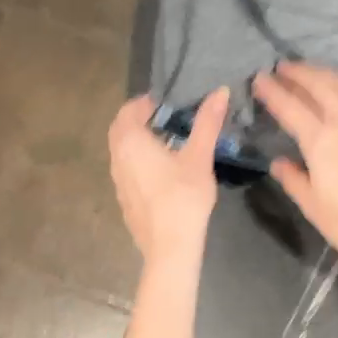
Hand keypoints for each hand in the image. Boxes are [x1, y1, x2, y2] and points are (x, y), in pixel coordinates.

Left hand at [108, 88, 229, 265]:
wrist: (170, 246)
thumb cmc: (184, 197)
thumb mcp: (199, 157)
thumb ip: (207, 123)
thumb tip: (220, 91)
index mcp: (130, 141)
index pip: (129, 110)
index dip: (146, 103)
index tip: (168, 104)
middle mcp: (117, 158)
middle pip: (121, 130)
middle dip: (139, 121)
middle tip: (166, 122)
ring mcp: (118, 182)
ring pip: (122, 153)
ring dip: (138, 144)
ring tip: (166, 146)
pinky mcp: (124, 201)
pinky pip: (128, 173)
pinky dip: (139, 165)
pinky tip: (162, 176)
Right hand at [252, 63, 337, 268]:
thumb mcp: (312, 205)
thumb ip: (293, 179)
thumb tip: (279, 162)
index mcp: (320, 141)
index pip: (290, 108)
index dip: (272, 91)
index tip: (259, 79)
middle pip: (321, 86)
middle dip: (300, 73)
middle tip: (285, 68)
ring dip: (333, 75)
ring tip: (319, 73)